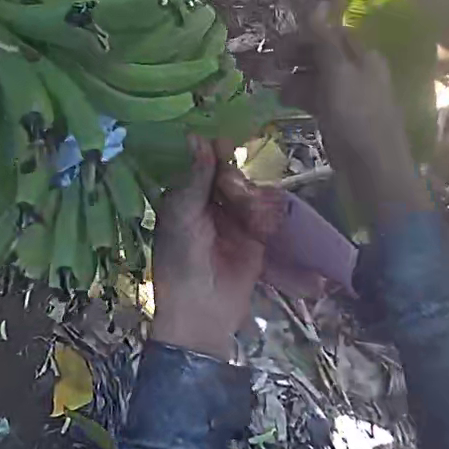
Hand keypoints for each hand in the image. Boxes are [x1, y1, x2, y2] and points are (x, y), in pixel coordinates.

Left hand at [150, 137, 284, 358]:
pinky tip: (260, 223)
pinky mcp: (256, 236)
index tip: (226, 141)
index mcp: (186, 197)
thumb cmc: (182, 261)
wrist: (203, 311)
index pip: (204, 165)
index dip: (215, 152)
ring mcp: (235, 220)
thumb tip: (196, 136)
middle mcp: (211, 204)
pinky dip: (266, 214)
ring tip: (246, 216)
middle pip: (231, 175)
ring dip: (251, 198)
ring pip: (250, 192)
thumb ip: (196, 179)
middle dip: (235, 179)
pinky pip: (265, 213)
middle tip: (233, 191)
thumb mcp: (183, 216)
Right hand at [288, 5, 428, 223]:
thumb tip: (316, 5)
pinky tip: (284, 101)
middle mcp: (359, 73)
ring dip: (296, 78)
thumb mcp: (338, 74)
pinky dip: (302, 96)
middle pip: (325, 55)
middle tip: (270, 65)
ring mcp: (351, 97)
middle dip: (297, 57)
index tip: (277, 45)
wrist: (373, 169)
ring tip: (273, 86)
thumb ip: (325, 41)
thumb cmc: (356, 117)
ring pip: (319, 78)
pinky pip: (318, 100)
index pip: (332, 34)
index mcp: (364, 57)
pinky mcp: (342, 119)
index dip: (305, 35)